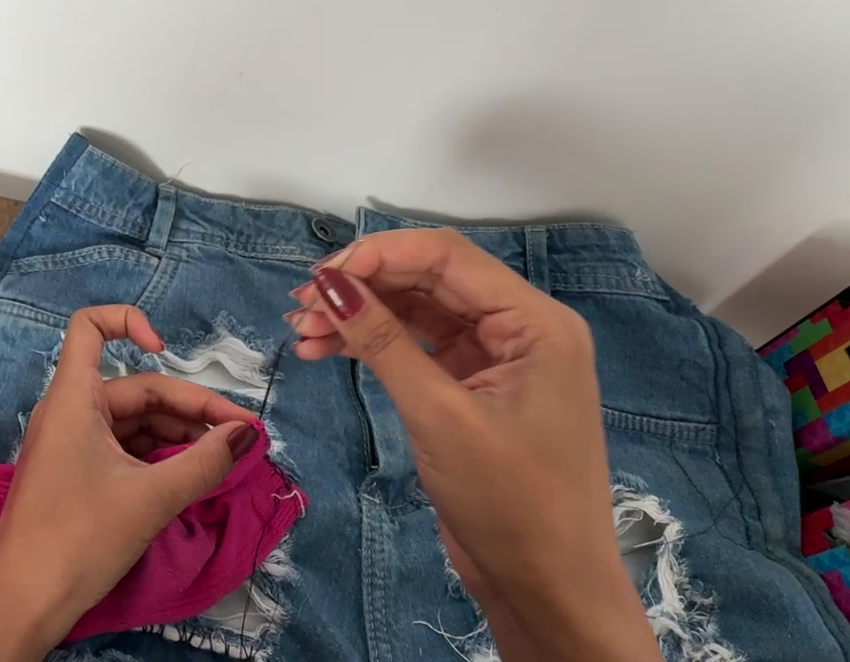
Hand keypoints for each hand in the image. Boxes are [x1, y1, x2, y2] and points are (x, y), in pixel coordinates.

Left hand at [0, 305, 258, 660]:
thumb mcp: (150, 499)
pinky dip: (160, 454)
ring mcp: (74, 442)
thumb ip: (203, 462)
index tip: (166, 349)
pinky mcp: (79, 472)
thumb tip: (246, 434)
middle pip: (136, 385)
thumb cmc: (78, 539)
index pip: (90, 326)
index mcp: (74, 397)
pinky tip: (194, 470)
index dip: (128, 322)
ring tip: (227, 454)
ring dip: (180, 432)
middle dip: (190, 405)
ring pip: (135, 419)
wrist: (22, 606)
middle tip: (242, 433)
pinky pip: (126, 446)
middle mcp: (71, 409)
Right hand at [289, 229, 660, 661]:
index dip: (378, 255)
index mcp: (535, 322)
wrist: (548, 594)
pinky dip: (370, 343)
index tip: (319, 278)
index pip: (447, 256)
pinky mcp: (472, 381)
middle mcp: (518, 325)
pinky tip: (325, 349)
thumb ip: (382, 340)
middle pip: (427, 277)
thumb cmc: (510, 504)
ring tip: (302, 332)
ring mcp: (495, 353)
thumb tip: (327, 283)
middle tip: (301, 308)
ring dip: (358, 314)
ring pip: (414, 308)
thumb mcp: (439, 415)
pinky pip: (414, 342)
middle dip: (361, 286)